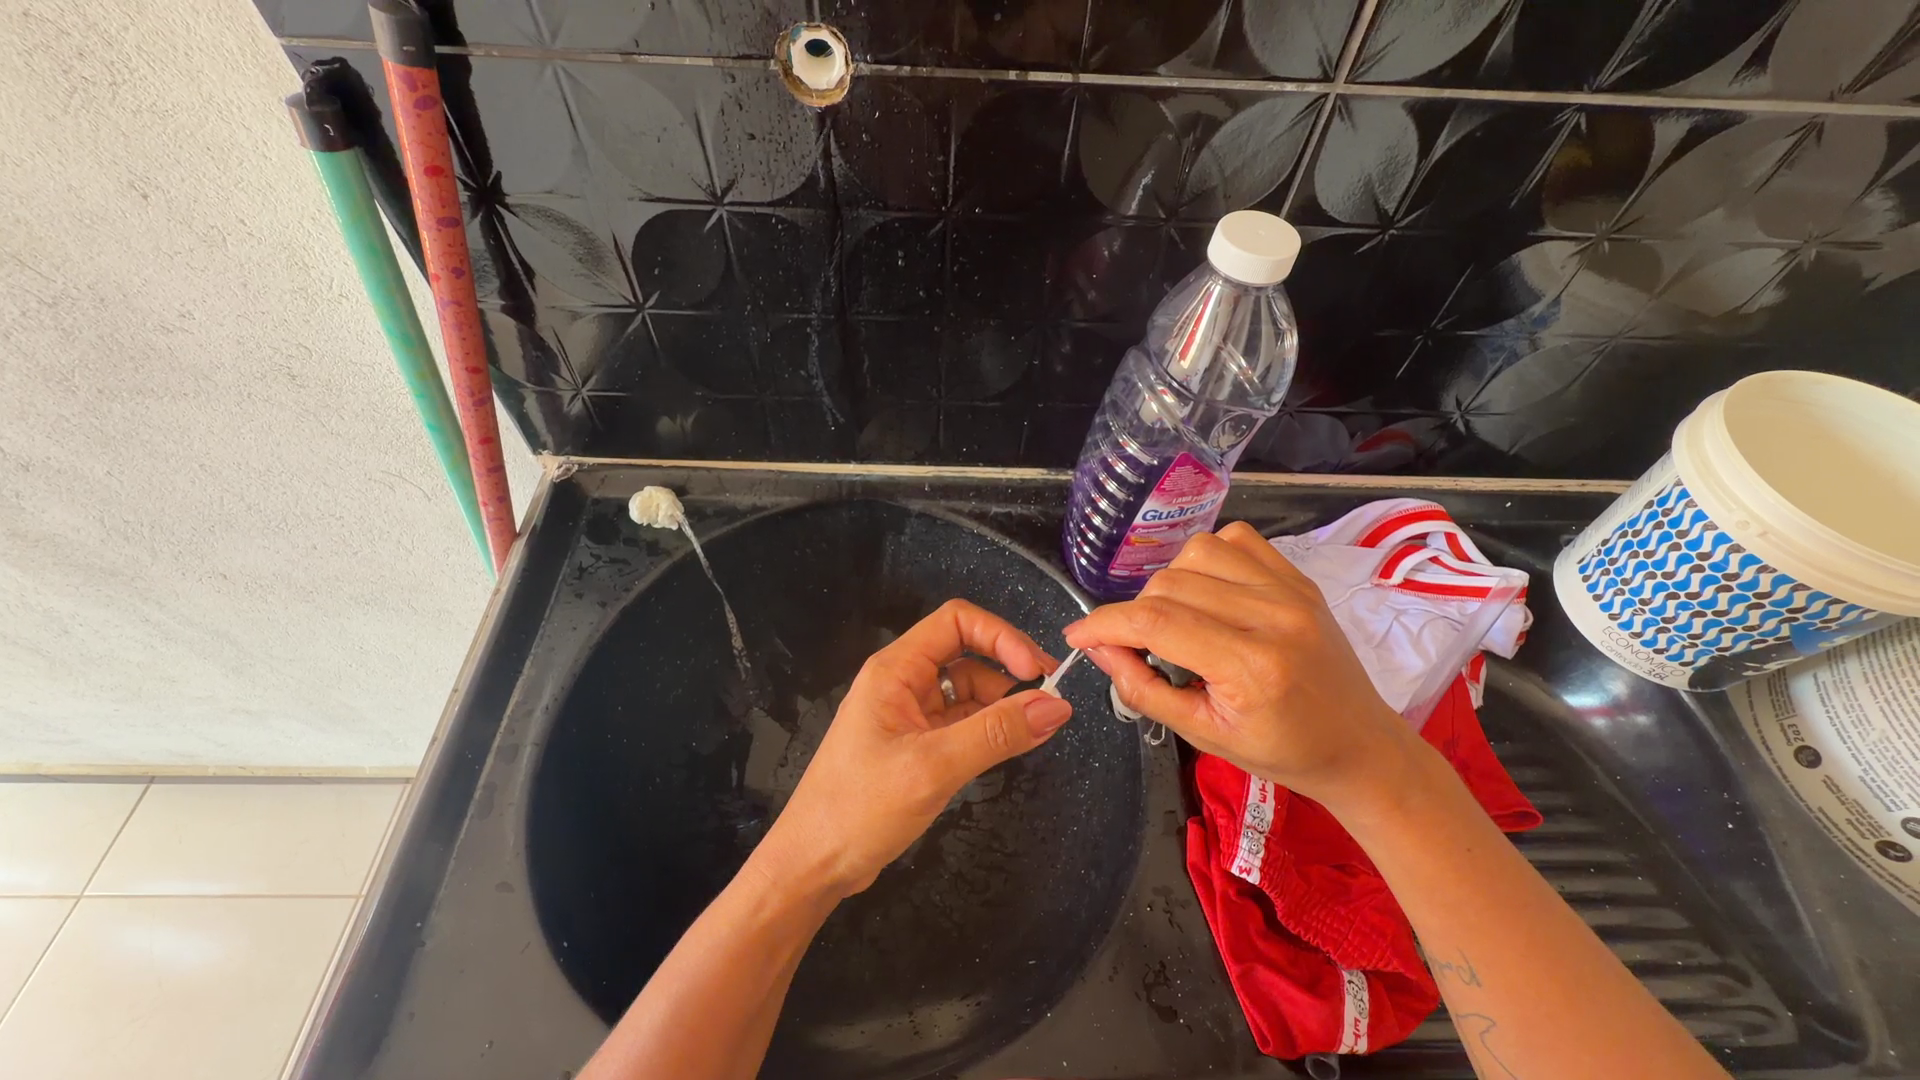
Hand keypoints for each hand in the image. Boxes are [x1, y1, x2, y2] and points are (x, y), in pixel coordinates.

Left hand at [756, 599, 1073, 898]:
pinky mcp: (915, 746)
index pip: (956, 622)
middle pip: (966, 653)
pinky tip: (1011, 745)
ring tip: (1035, 729)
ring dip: (1002, 703)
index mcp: (895, 670)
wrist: (812, 866)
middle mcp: (902, 683)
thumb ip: (996, 734)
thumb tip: (1058, 705)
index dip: (1001, 636)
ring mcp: (909, 716)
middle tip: (1051, 700)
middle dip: (1009, 668)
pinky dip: (989, 729)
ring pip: (967, 691)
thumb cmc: (860, 808)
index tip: (1035, 672)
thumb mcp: (933, 767)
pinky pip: (961, 723)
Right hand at [1063, 522, 1411, 810]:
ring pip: (1196, 552)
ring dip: (1168, 583)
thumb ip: (1144, 689)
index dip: (1104, 625)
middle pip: (1169, 585)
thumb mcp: (1204, 735)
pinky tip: (1208, 592)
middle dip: (1134, 614)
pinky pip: (1235, 540)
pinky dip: (1206, 560)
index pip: (1155, 623)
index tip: (1078, 637)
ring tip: (1176, 619)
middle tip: (1138, 648)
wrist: (1359, 745)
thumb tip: (1098, 649)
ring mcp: (1291, 590)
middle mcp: (1273, 615)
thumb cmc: (1283, 752)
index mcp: (1251, 666)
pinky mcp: (1298, 578)